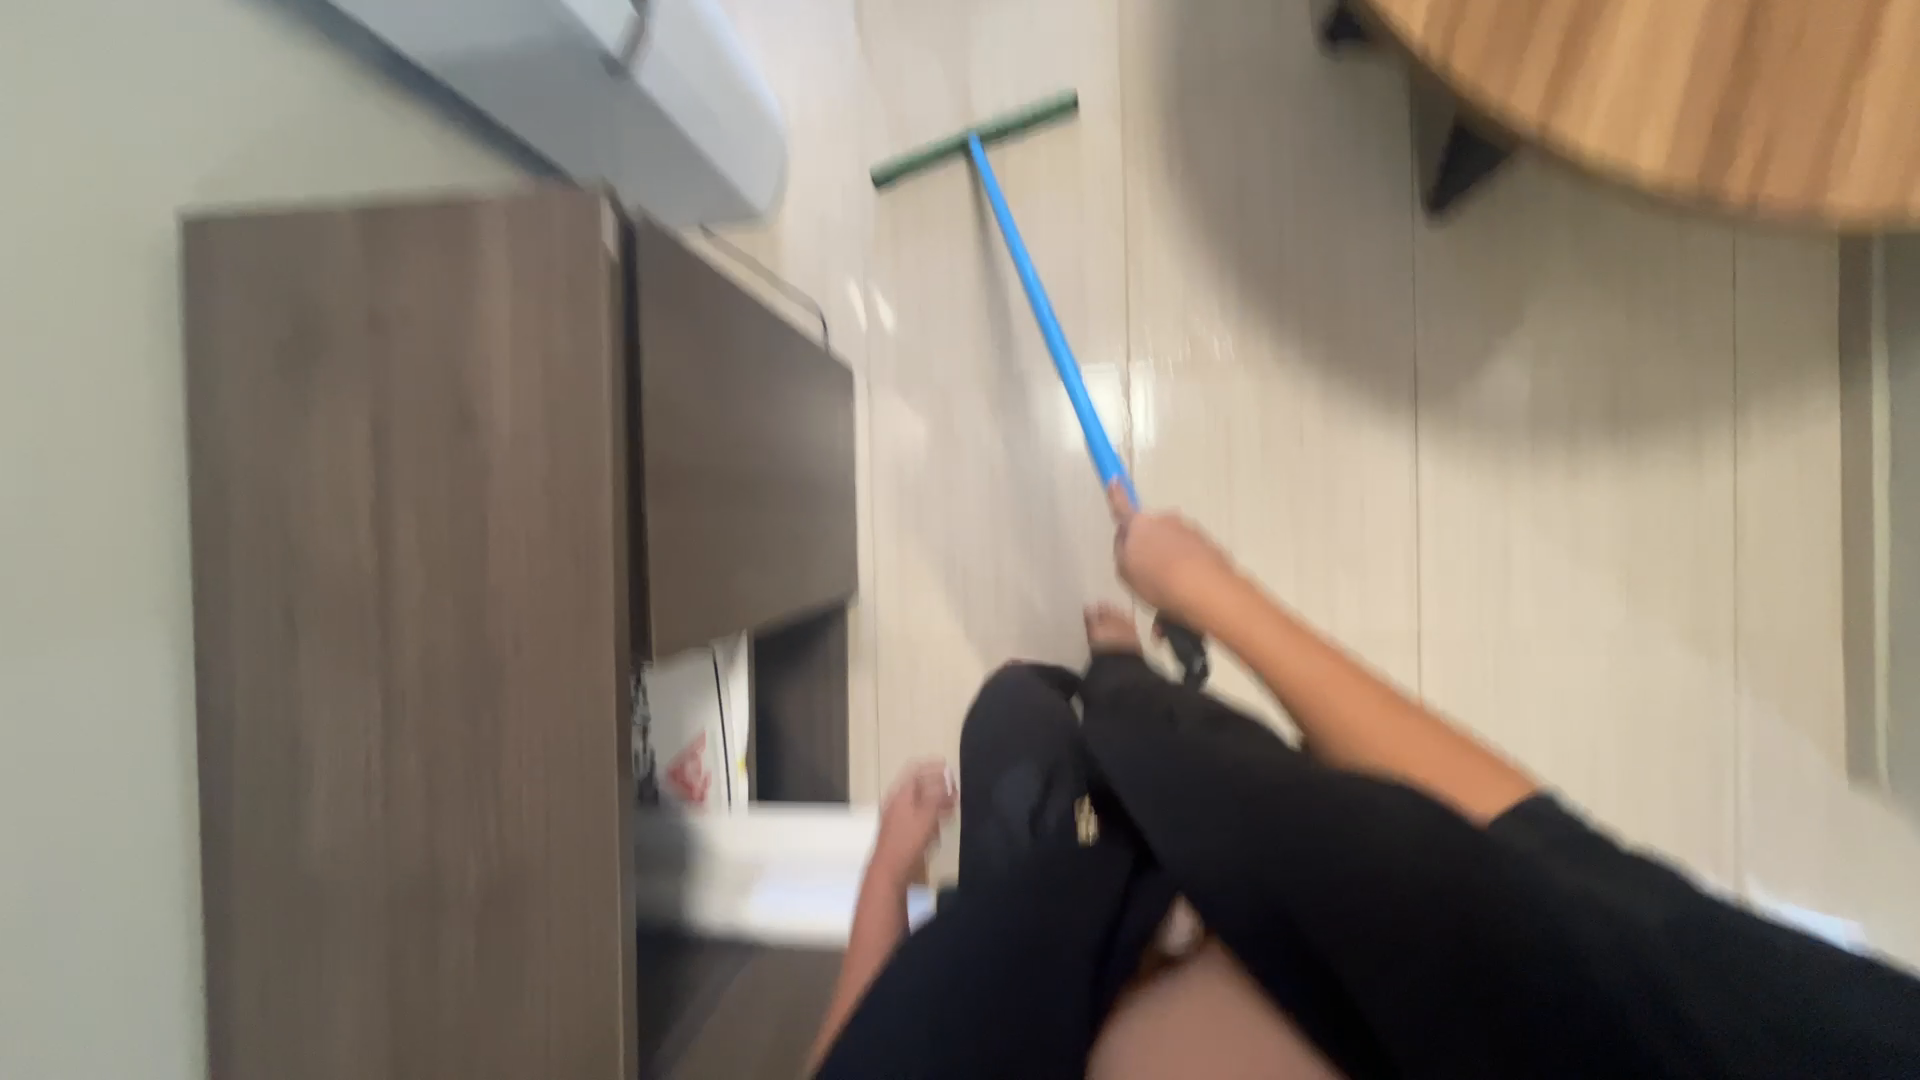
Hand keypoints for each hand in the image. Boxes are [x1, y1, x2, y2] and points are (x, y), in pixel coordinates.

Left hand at [869, 760, 956, 886]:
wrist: (889, 872)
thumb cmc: (908, 842)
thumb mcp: (926, 815)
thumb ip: (937, 794)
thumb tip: (945, 775)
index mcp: (901, 793)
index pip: (916, 769)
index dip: (932, 766)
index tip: (948, 767)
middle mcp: (897, 801)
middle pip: (919, 786)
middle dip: (938, 787)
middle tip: (954, 792)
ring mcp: (897, 817)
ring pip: (919, 803)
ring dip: (936, 803)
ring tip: (950, 809)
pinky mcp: (901, 832)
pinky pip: (918, 818)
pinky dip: (930, 818)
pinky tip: (939, 828)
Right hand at [1107, 481, 1237, 621]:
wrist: (1204, 589)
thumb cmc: (1155, 580)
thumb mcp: (1124, 570)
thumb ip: (1121, 550)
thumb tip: (1125, 536)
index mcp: (1139, 524)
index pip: (1122, 506)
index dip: (1116, 493)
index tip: (1114, 477)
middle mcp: (1165, 520)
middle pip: (1151, 530)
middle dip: (1149, 546)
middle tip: (1148, 574)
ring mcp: (1189, 530)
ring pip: (1173, 543)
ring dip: (1170, 560)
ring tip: (1170, 589)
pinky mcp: (1209, 543)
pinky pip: (1191, 554)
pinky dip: (1187, 567)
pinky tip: (1186, 589)